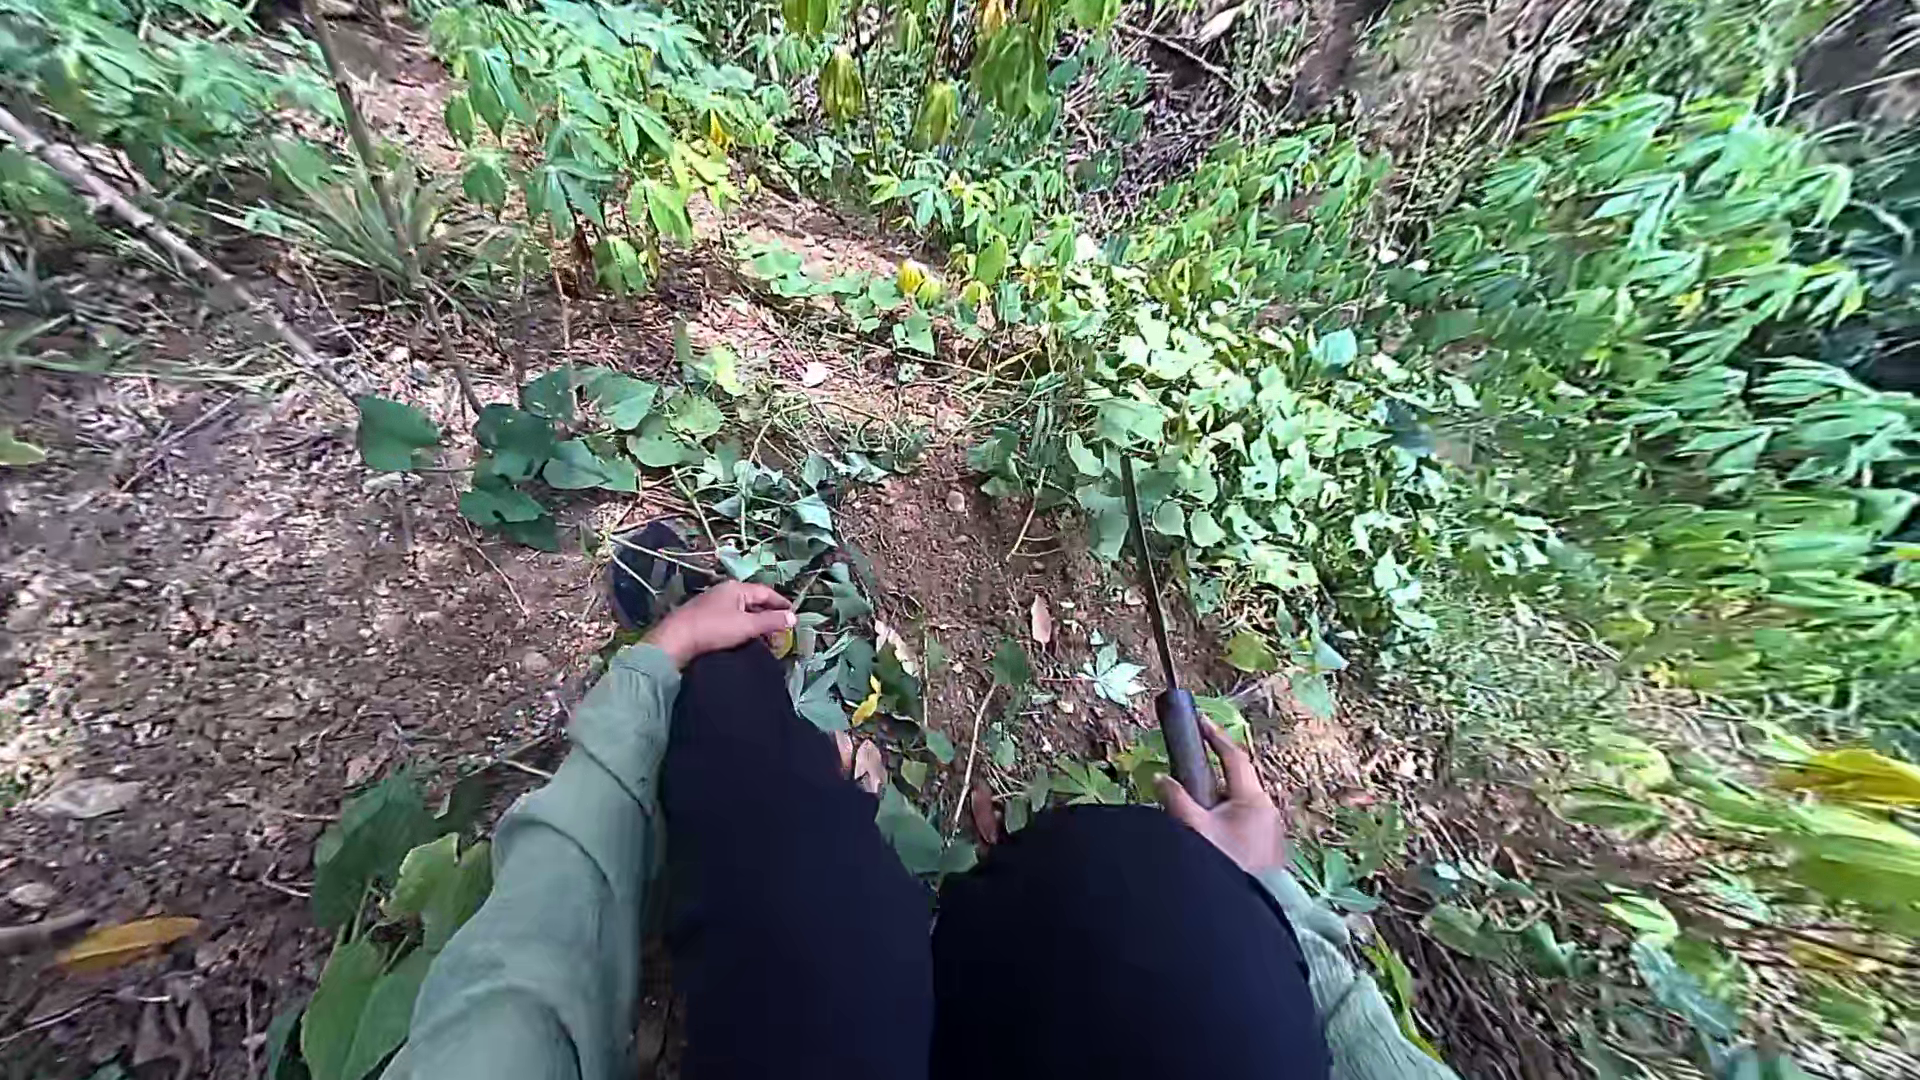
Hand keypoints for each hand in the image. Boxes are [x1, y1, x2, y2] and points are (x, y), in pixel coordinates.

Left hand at [644, 581, 794, 668]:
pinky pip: (731, 619)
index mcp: (736, 588)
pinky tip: (745, 639)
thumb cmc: (713, 629)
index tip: (793, 615)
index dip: (781, 603)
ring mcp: (712, 604)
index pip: (766, 592)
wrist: (674, 642)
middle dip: (769, 616)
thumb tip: (793, 617)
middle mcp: (724, 592)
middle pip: (754, 602)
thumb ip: (772, 621)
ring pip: (742, 612)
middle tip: (781, 631)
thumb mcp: (747, 625)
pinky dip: (742, 627)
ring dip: (756, 623)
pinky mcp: (704, 618)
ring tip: (766, 639)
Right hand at [1157, 719, 1287, 875]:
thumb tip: (1161, 779)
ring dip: (1212, 798)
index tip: (1198, 719)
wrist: (1247, 920)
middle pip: (1235, 780)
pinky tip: (1204, 830)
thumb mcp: (1194, 828)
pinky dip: (1219, 817)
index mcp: (1254, 801)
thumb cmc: (1224, 866)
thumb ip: (1175, 798)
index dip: (1215, 736)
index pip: (1234, 758)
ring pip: (1235, 804)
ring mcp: (1268, 834)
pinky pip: (1238, 823)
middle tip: (1187, 763)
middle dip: (1210, 770)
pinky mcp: (1264, 853)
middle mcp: (1266, 813)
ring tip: (1188, 804)